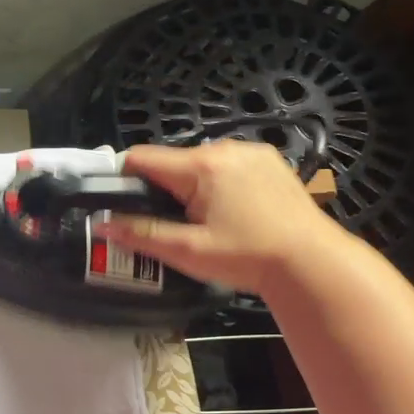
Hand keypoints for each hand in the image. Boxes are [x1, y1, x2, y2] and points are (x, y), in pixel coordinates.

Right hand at [96, 141, 352, 295]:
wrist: (312, 263)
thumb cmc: (247, 257)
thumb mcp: (186, 251)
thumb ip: (140, 234)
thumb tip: (101, 225)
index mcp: (201, 166)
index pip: (140, 158)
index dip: (122, 179)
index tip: (119, 204)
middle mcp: (226, 149)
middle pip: (170, 162)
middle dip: (160, 189)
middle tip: (166, 224)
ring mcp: (251, 153)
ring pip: (197, 164)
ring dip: (188, 187)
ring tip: (198, 221)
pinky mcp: (269, 162)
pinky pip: (225, 166)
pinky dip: (215, 184)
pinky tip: (227, 212)